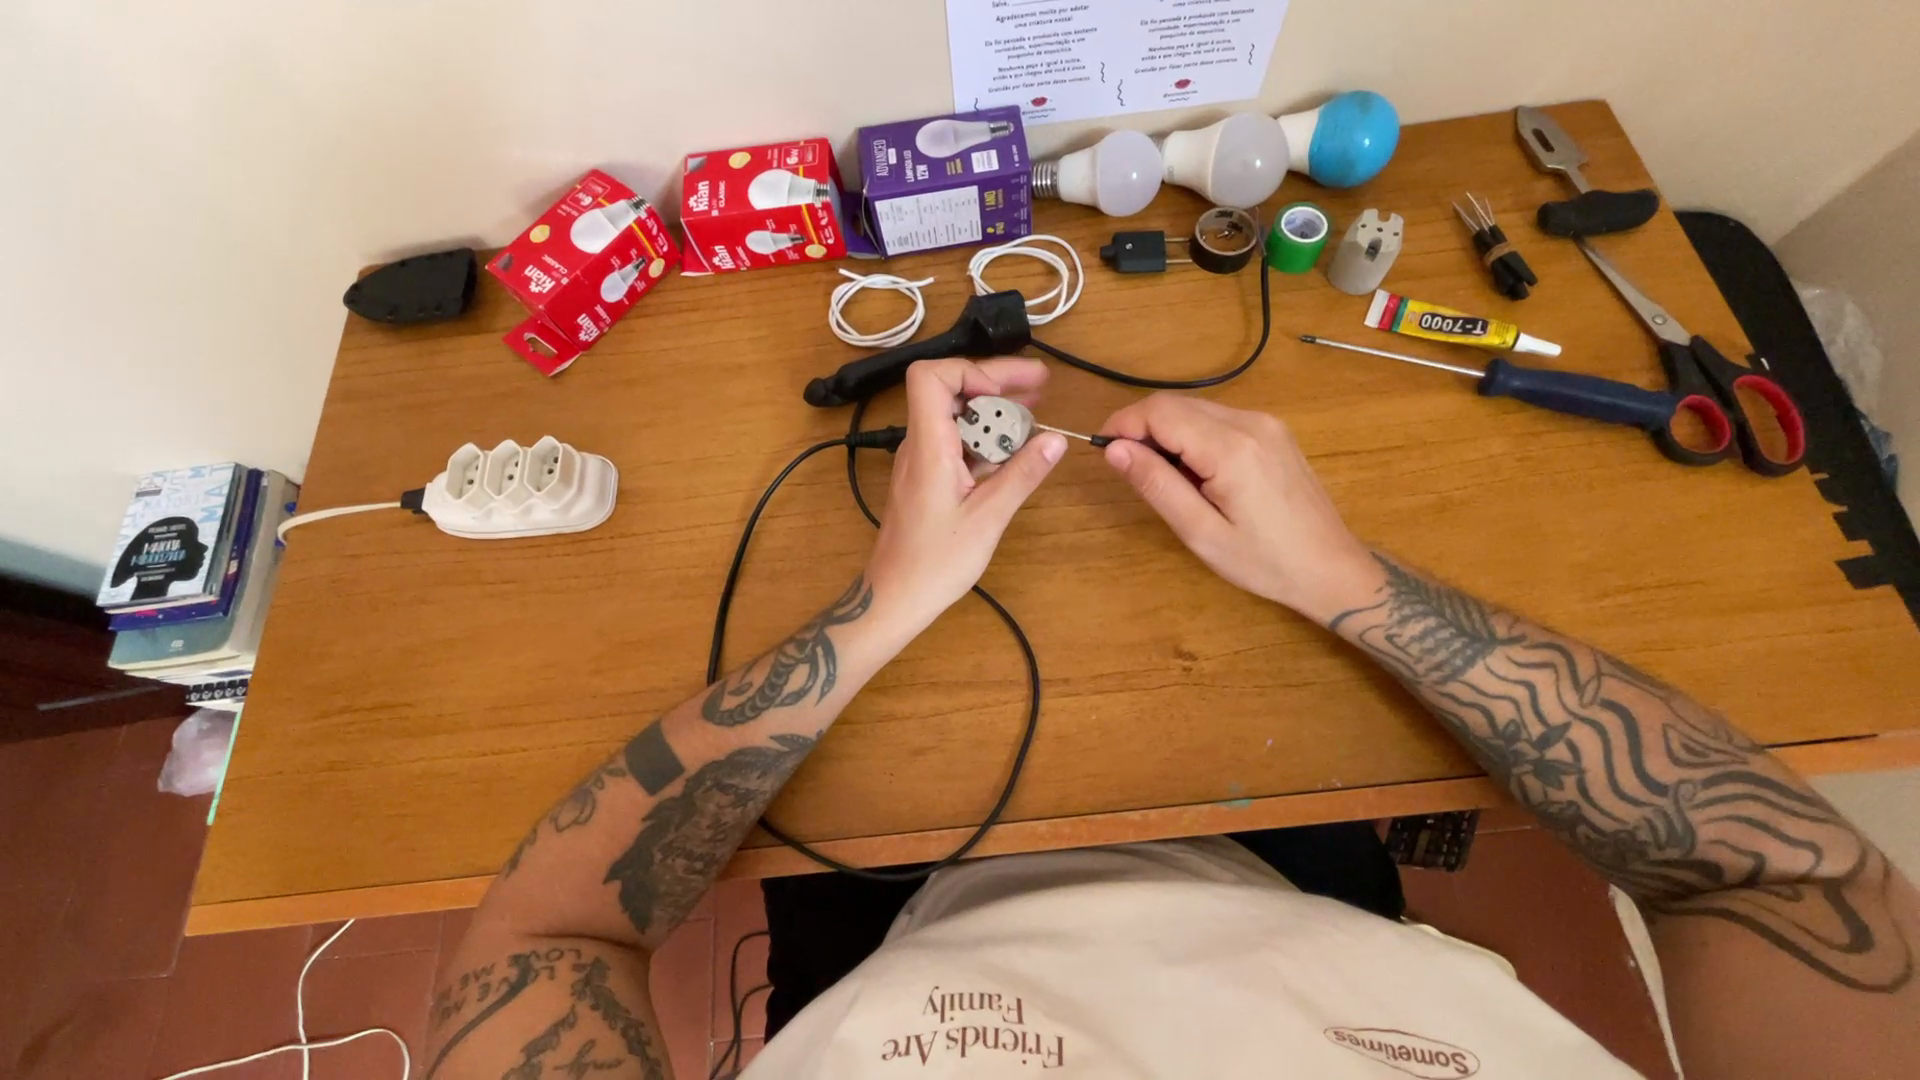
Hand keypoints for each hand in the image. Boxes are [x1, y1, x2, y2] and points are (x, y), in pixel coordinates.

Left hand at [865, 358, 1066, 633]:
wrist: (896, 596)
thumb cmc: (936, 562)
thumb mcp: (988, 518)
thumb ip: (1022, 475)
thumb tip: (1057, 441)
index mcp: (928, 446)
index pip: (931, 377)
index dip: (971, 371)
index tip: (1009, 391)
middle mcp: (919, 444)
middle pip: (949, 390)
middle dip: (996, 382)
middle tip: (1041, 384)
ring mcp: (920, 460)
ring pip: (954, 415)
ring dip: (994, 410)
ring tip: (1036, 409)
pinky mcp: (926, 477)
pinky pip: (954, 441)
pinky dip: (985, 437)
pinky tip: (1014, 450)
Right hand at [1099, 393, 1382, 622]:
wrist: (1331, 567)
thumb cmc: (1263, 561)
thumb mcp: (1200, 532)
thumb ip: (1157, 485)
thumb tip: (1114, 449)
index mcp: (1231, 449)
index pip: (1160, 411)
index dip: (1124, 424)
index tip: (1102, 450)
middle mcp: (1250, 422)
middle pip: (1176, 403)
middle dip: (1142, 428)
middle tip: (1128, 469)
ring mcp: (1265, 423)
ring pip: (1195, 408)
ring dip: (1166, 432)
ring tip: (1161, 477)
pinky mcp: (1272, 431)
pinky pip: (1217, 419)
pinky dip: (1192, 436)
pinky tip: (1193, 472)